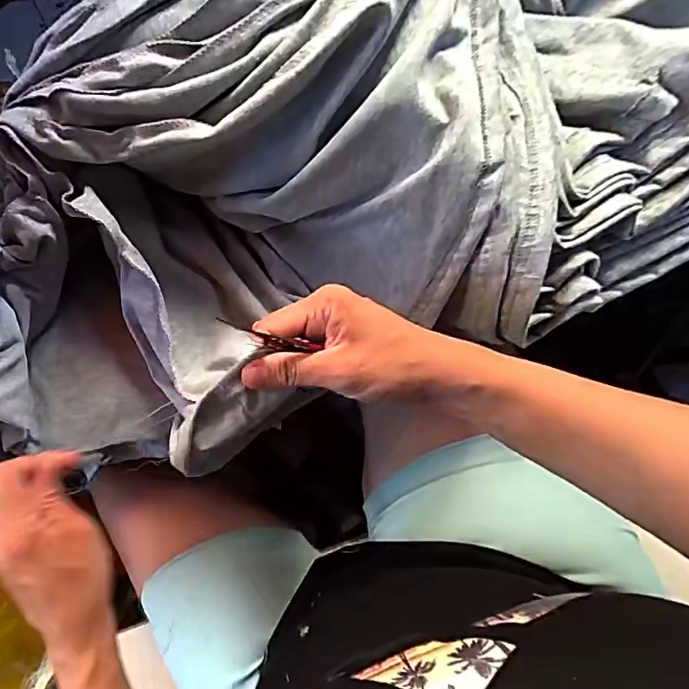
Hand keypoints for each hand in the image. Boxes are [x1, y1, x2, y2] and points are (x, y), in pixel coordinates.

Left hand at [0, 452, 117, 667]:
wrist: (74, 629)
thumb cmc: (87, 581)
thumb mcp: (80, 530)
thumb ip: (56, 495)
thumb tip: (48, 467)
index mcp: (19, 528)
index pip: (9, 472)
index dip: (38, 459)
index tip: (67, 462)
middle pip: (2, 483)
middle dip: (31, 471)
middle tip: (60, 472)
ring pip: (5, 501)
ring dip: (29, 492)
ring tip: (58, 496)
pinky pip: (9, 521)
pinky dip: (27, 512)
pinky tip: (48, 521)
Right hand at [239, 284, 490, 401]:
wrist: (444, 375)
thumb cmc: (391, 367)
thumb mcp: (334, 371)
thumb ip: (287, 370)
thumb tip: (245, 374)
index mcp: (323, 302)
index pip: (271, 325)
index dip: (260, 353)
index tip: (252, 381)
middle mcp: (326, 302)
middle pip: (281, 331)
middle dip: (275, 358)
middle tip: (275, 387)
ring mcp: (337, 317)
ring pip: (295, 340)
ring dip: (292, 363)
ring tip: (297, 383)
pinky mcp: (345, 333)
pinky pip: (311, 345)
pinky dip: (308, 362)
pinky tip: (313, 377)